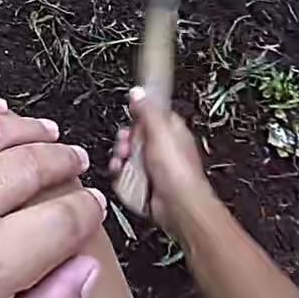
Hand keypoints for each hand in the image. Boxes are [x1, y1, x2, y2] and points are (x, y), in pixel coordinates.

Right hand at [110, 87, 213, 238]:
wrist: (178, 206)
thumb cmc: (178, 171)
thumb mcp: (160, 130)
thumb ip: (147, 110)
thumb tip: (138, 91)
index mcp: (171, 130)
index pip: (149, 115)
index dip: (137, 117)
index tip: (132, 120)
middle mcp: (162, 148)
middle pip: (133, 135)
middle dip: (125, 140)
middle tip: (127, 145)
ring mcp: (152, 166)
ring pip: (127, 155)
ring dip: (121, 158)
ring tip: (124, 161)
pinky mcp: (143, 182)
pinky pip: (124, 173)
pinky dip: (121, 174)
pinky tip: (122, 174)